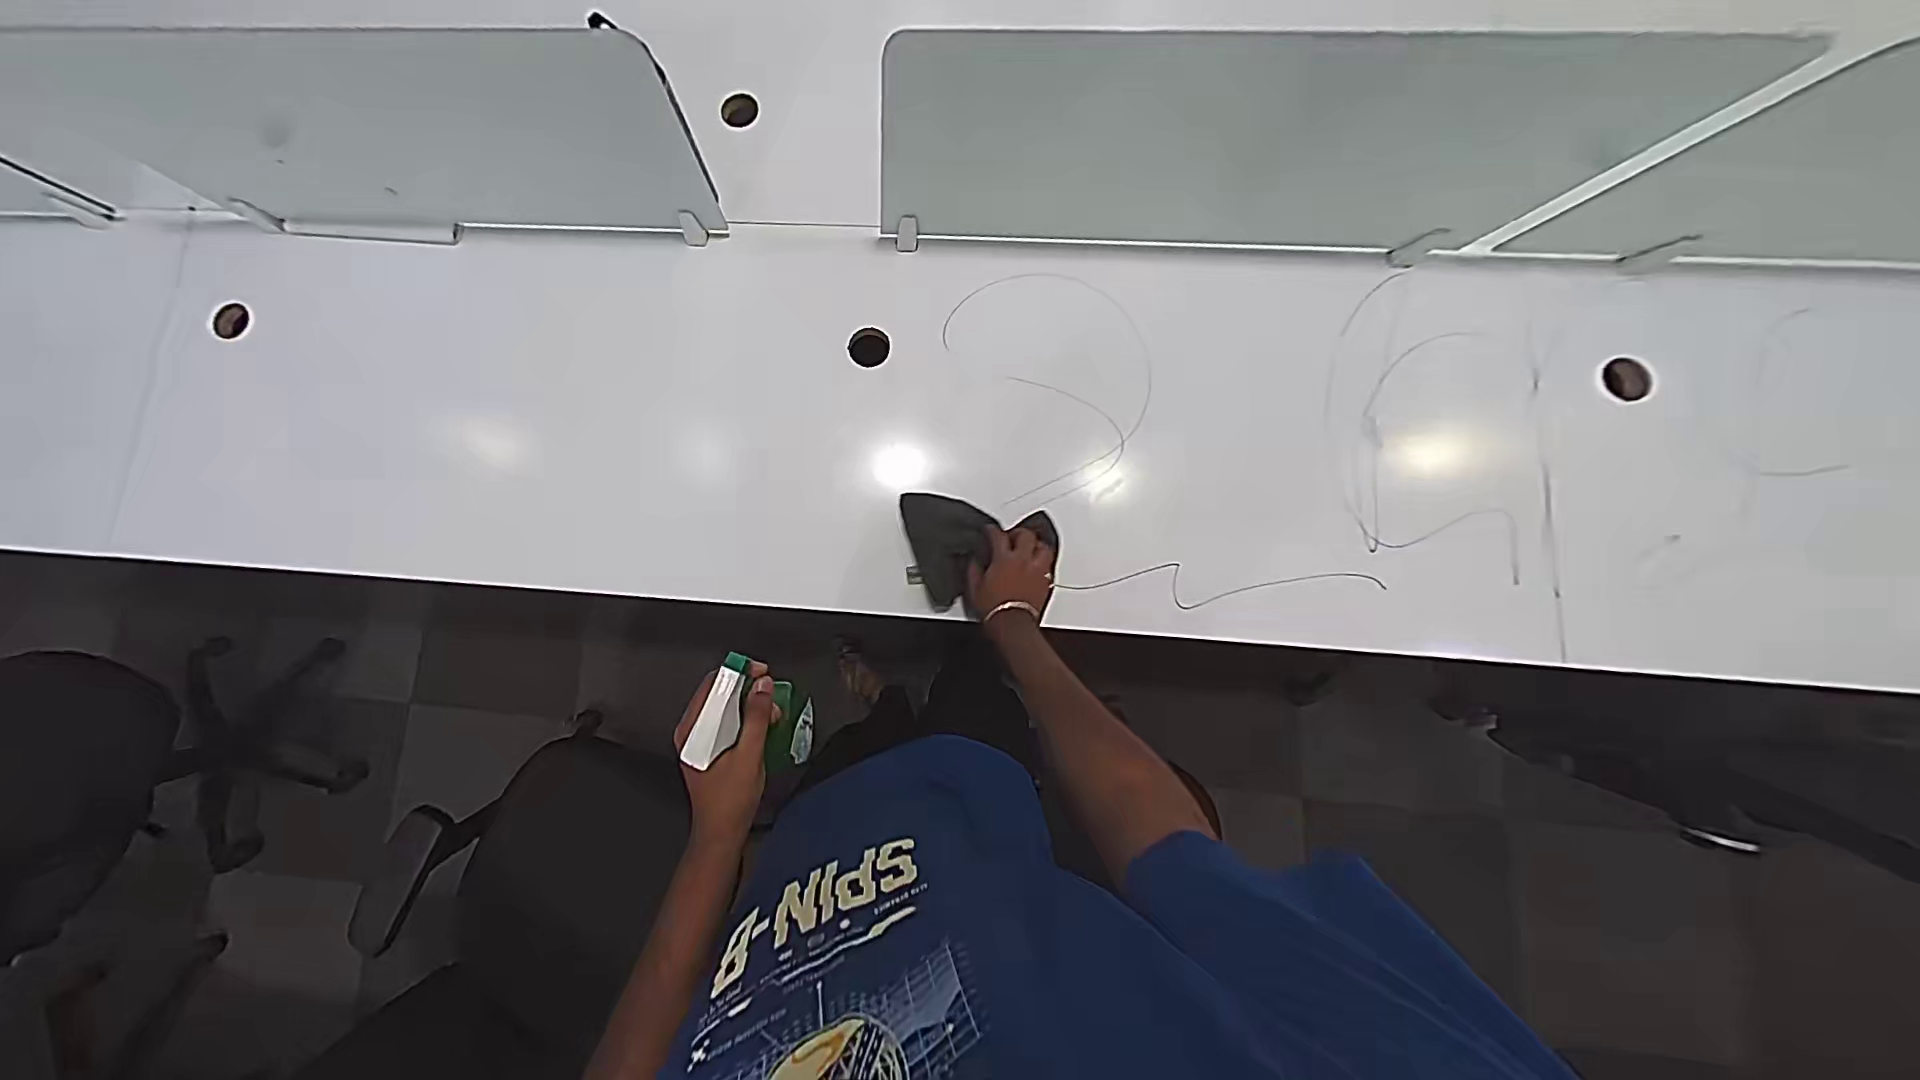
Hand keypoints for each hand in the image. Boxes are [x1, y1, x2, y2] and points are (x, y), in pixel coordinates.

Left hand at [673, 661, 779, 842]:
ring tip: (771, 716)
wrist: (722, 833)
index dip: (739, 673)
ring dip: (752, 705)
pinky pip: (729, 721)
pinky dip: (748, 719)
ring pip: (727, 707)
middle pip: (720, 694)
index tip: (761, 671)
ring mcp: (701, 740)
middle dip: (749, 690)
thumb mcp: (749, 754)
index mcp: (692, 731)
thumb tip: (762, 686)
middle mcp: (692, 732)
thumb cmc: (729, 800)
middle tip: (771, 694)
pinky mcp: (712, 748)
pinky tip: (764, 727)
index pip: (713, 686)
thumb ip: (756, 717)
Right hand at [967, 526, 1055, 624]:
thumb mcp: (975, 588)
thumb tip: (973, 560)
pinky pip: (1048, 565)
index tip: (989, 530)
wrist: (1012, 625)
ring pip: (1043, 547)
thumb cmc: (995, 609)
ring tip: (1029, 547)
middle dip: (1018, 532)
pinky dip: (1042, 561)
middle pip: (1026, 535)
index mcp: (1004, 559)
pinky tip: (1037, 565)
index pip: (998, 536)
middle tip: (1011, 536)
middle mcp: (1023, 561)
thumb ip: (973, 570)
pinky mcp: (1046, 581)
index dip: (991, 530)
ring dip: (1035, 545)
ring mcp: (1037, 570)